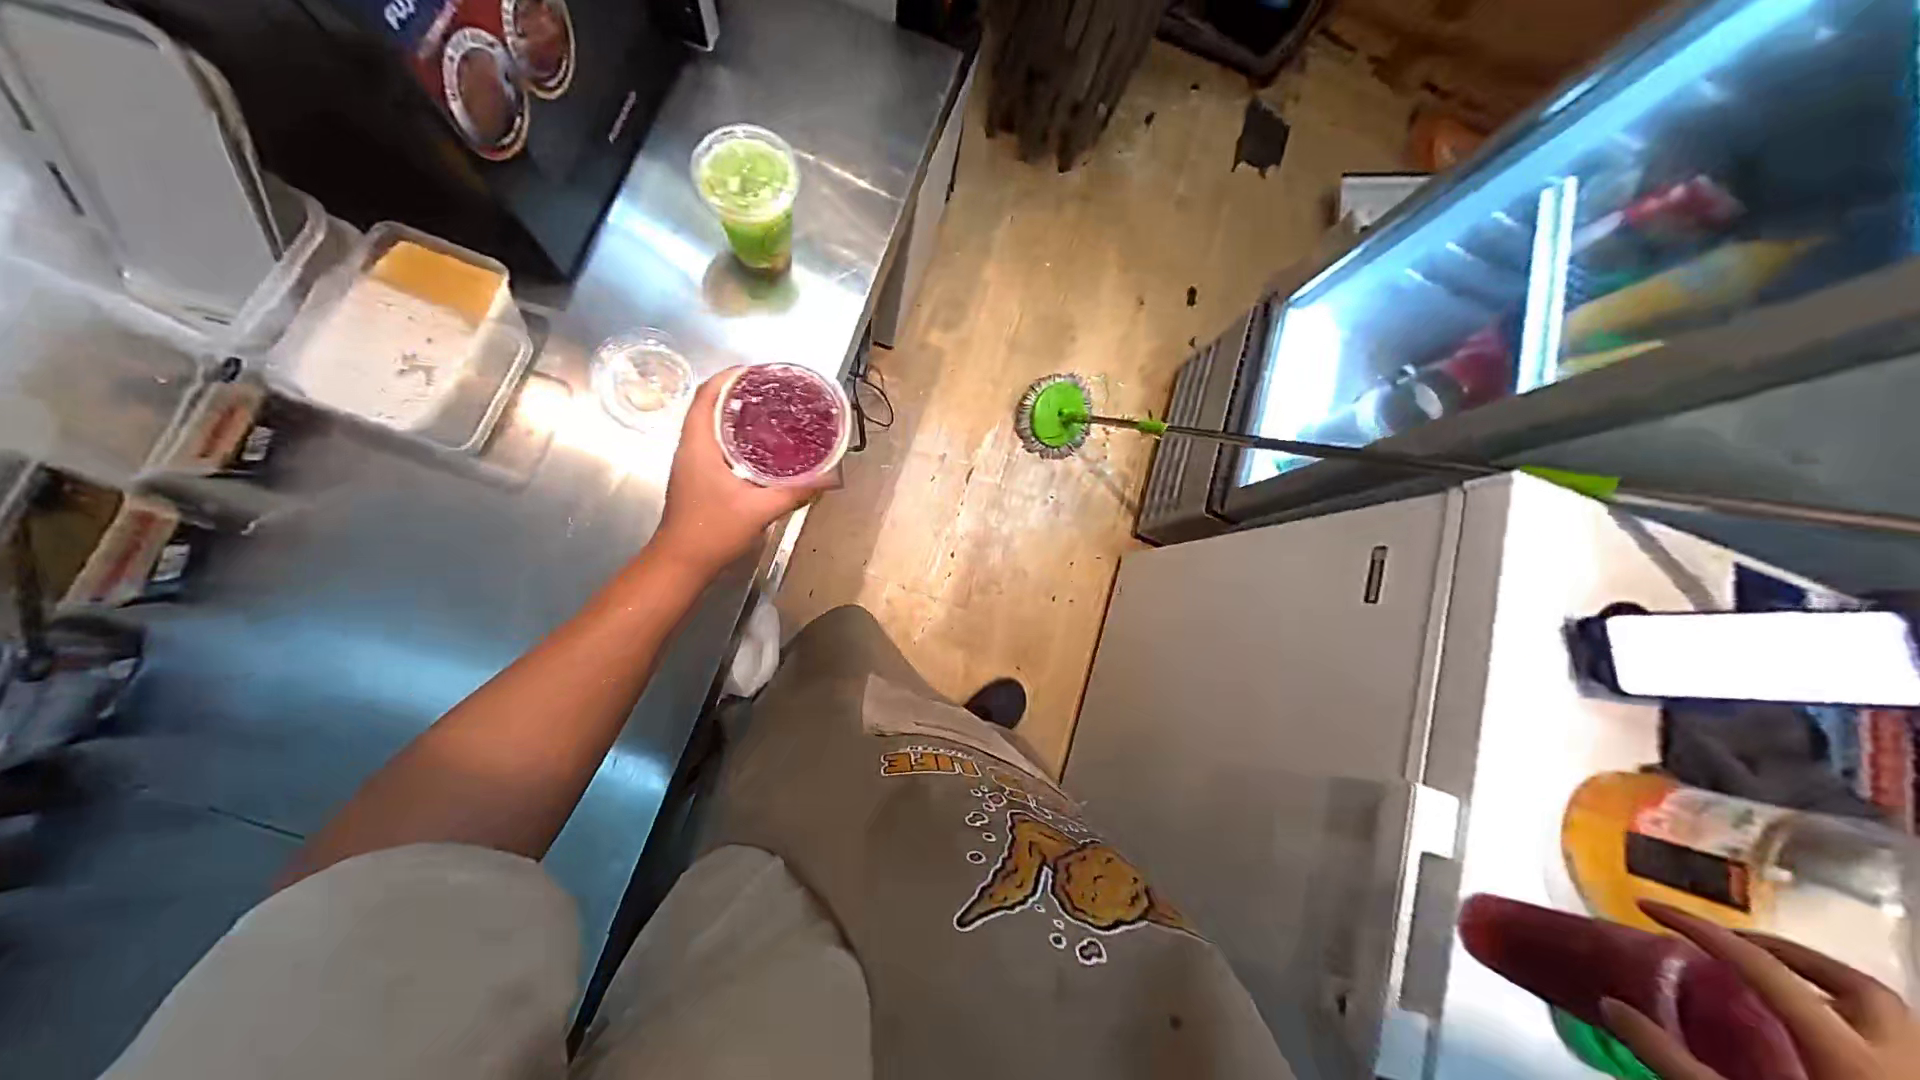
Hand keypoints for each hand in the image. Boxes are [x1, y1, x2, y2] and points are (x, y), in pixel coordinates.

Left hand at [649, 367, 828, 576]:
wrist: (681, 563)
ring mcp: (691, 462)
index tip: (757, 370)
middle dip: (737, 391)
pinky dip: (734, 434)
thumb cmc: (712, 532)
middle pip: (708, 404)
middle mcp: (690, 447)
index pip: (707, 395)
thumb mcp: (759, 510)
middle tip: (771, 389)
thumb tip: (831, 478)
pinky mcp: (696, 476)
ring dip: (734, 412)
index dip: (729, 377)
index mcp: (698, 445)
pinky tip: (759, 445)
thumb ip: (795, 492)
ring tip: (769, 410)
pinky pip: (713, 442)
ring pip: (709, 423)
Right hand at [1600, 901, 1919, 1079]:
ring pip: (1887, 1014)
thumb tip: (1611, 1006)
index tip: (1647, 906)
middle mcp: (1901, 1060)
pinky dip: (1849, 1021)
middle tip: (1727, 940)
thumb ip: (1673, 1061)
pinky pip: (1896, 1045)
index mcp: (1848, 1055)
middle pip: (1852, 983)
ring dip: (1823, 983)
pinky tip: (1815, 1034)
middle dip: (1784, 950)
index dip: (1700, 928)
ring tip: (1770, 977)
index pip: (1760, 965)